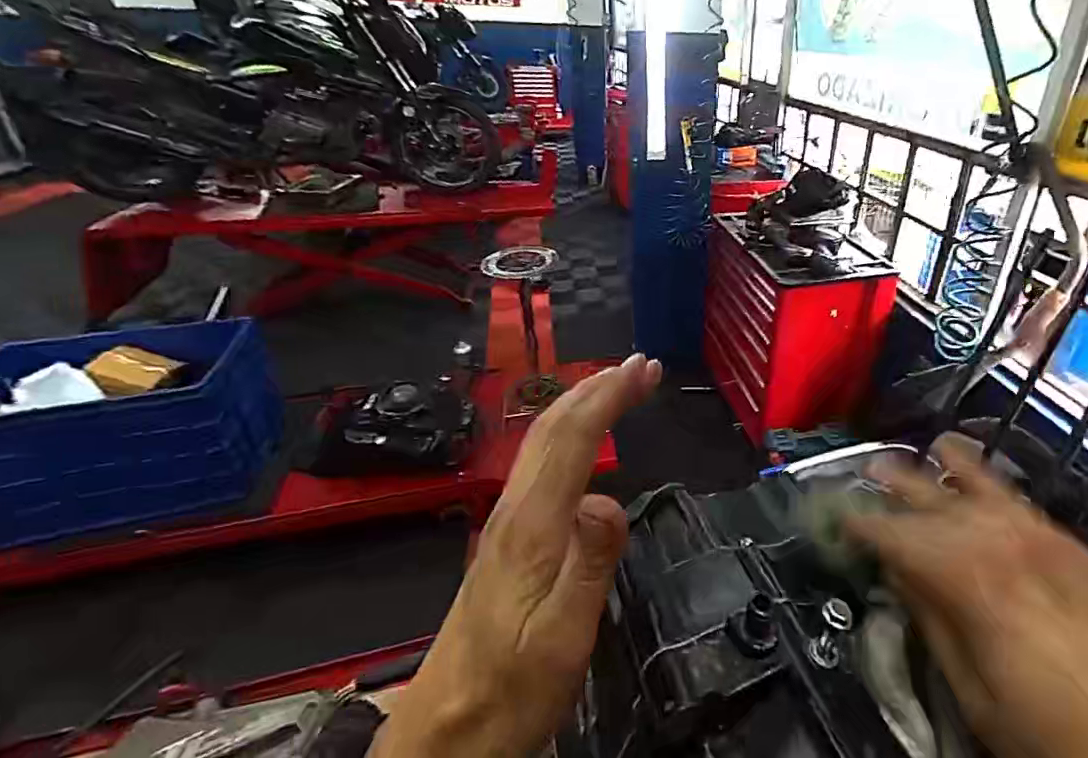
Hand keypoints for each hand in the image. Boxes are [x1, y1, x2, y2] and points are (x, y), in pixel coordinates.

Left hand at [372, 354, 662, 757]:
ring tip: (619, 385)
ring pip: (541, 442)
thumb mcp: (562, 639)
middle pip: (552, 428)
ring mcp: (505, 523)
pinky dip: (570, 431)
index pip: (572, 440)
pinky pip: (541, 462)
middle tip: (641, 366)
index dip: (609, 397)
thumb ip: (589, 565)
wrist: (443, 739)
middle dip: (597, 387)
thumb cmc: (510, 691)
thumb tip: (609, 499)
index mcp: (531, 527)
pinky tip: (583, 439)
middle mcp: (514, 512)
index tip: (644, 370)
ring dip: (583, 403)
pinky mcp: (506, 539)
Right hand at [847, 433, 1087, 757]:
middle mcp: (1003, 537)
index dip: (863, 522)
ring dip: (947, 468)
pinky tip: (984, 477)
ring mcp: (1041, 534)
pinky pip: (1016, 497)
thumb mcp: (980, 697)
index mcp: (970, 576)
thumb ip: (936, 627)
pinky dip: (990, 480)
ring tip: (927, 450)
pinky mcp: (1070, 543)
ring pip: (981, 484)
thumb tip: (902, 579)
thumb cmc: (1061, 734)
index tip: (836, 512)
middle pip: (937, 498)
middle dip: (899, 482)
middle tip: (867, 468)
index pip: (899, 536)